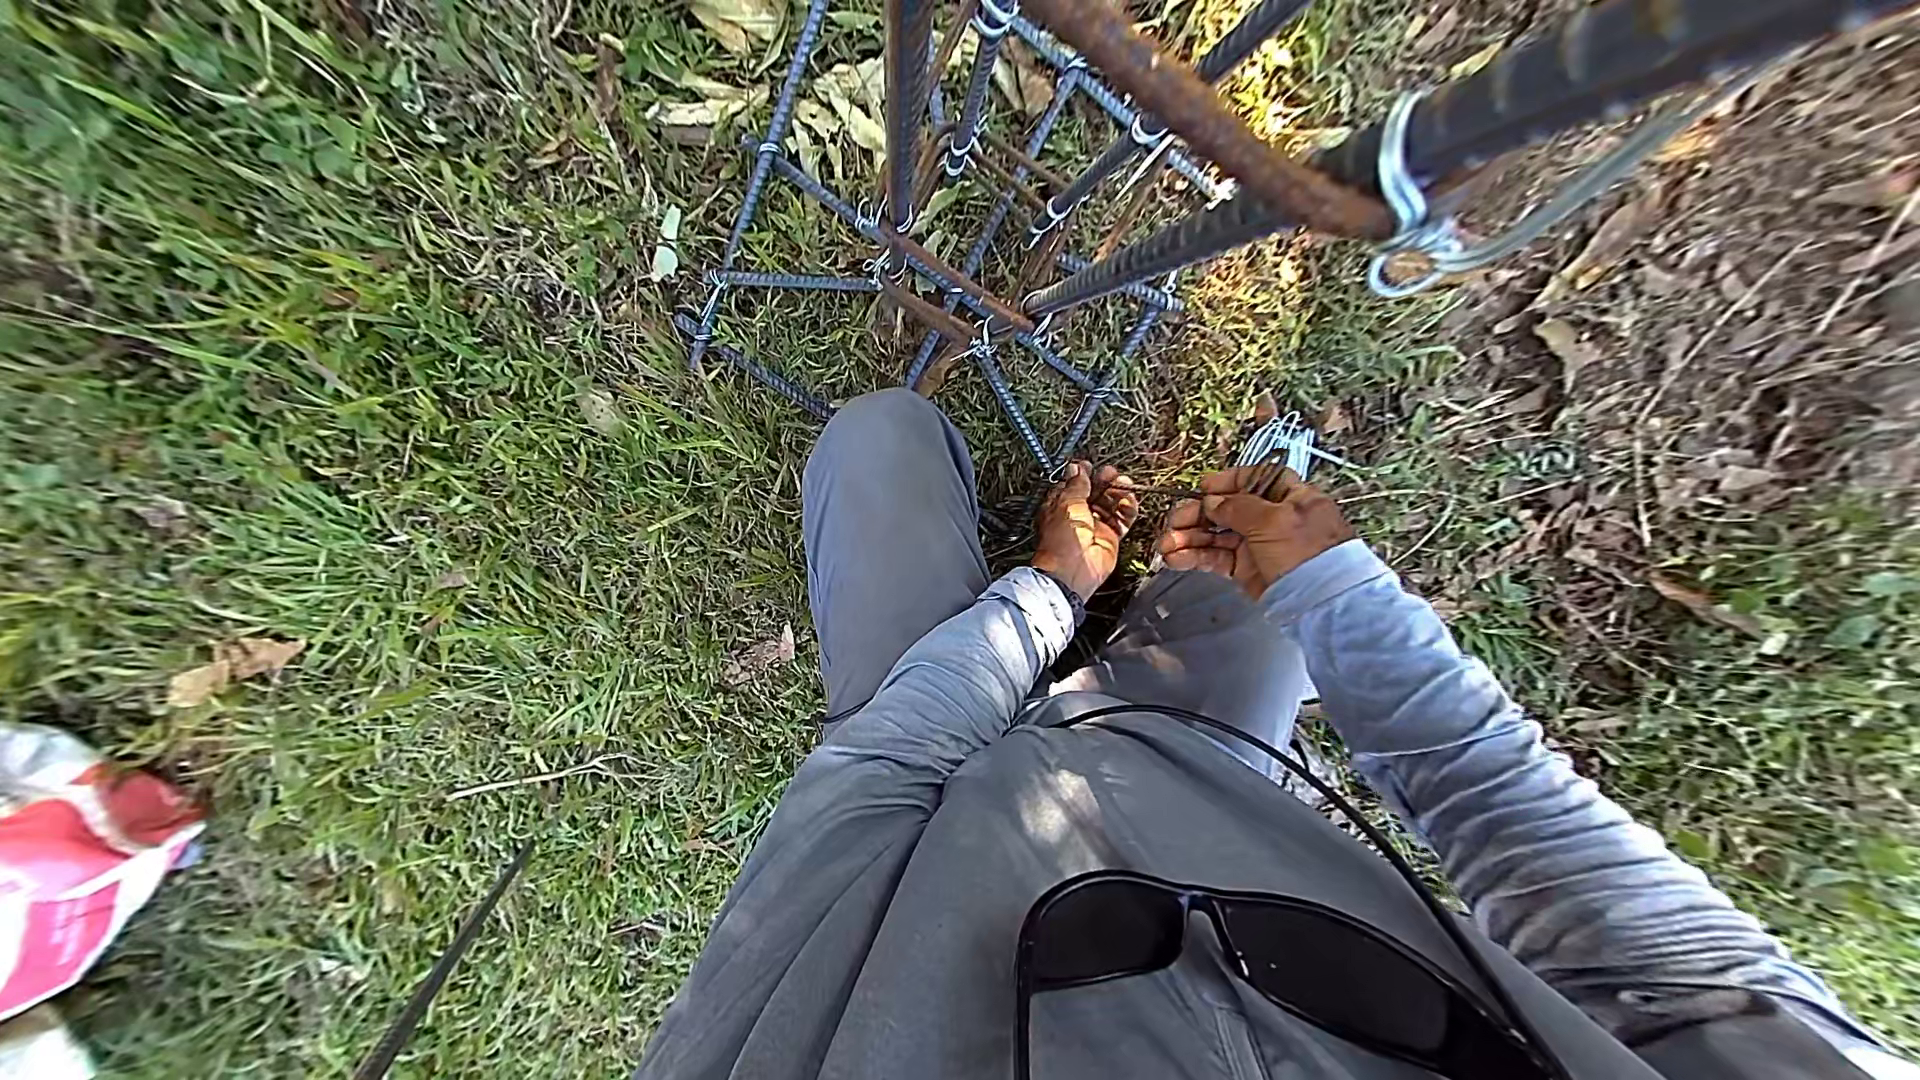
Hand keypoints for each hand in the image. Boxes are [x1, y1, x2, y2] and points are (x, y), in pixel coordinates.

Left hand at [1032, 461, 1139, 601]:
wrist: (1071, 569)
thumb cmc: (1060, 541)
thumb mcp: (1066, 503)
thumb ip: (1076, 484)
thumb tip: (1076, 468)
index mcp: (1059, 506)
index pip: (1073, 485)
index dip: (1082, 474)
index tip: (1089, 465)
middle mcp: (1077, 516)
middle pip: (1094, 492)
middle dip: (1103, 481)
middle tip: (1110, 473)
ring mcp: (1094, 526)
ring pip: (1110, 504)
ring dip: (1117, 492)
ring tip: (1123, 483)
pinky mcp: (1110, 537)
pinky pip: (1122, 520)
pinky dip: (1128, 509)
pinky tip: (1129, 500)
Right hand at [1156, 466, 1354, 598]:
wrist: (1321, 603)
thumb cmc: (1308, 554)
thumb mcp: (1275, 520)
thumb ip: (1237, 507)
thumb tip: (1211, 501)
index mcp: (1290, 498)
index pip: (1256, 479)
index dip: (1229, 481)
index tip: (1204, 487)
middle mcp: (1273, 520)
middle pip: (1227, 508)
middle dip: (1197, 514)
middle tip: (1175, 521)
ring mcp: (1257, 545)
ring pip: (1215, 535)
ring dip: (1187, 537)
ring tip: (1165, 545)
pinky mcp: (1245, 569)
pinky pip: (1214, 558)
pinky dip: (1193, 557)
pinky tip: (1175, 558)